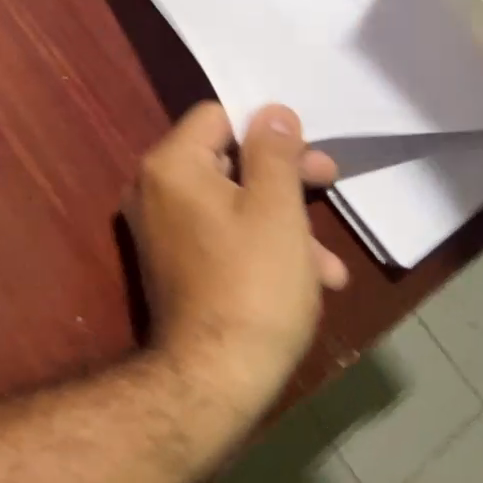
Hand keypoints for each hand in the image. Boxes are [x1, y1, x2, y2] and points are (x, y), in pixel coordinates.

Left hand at [123, 102, 344, 459]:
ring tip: (327, 260)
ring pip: (229, 201)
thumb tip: (272, 110)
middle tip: (329, 182)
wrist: (215, 371)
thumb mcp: (276, 210)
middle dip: (283, 177)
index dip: (264, 128)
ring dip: (282, 221)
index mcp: (169, 163)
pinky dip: (259, 244)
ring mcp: (157, 224)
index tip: (307, 151)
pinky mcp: (170, 257)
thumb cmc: (253, 283)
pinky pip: (217, 232)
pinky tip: (309, 278)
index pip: (215, 117)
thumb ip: (274, 153)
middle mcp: (152, 186)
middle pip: (224, 158)